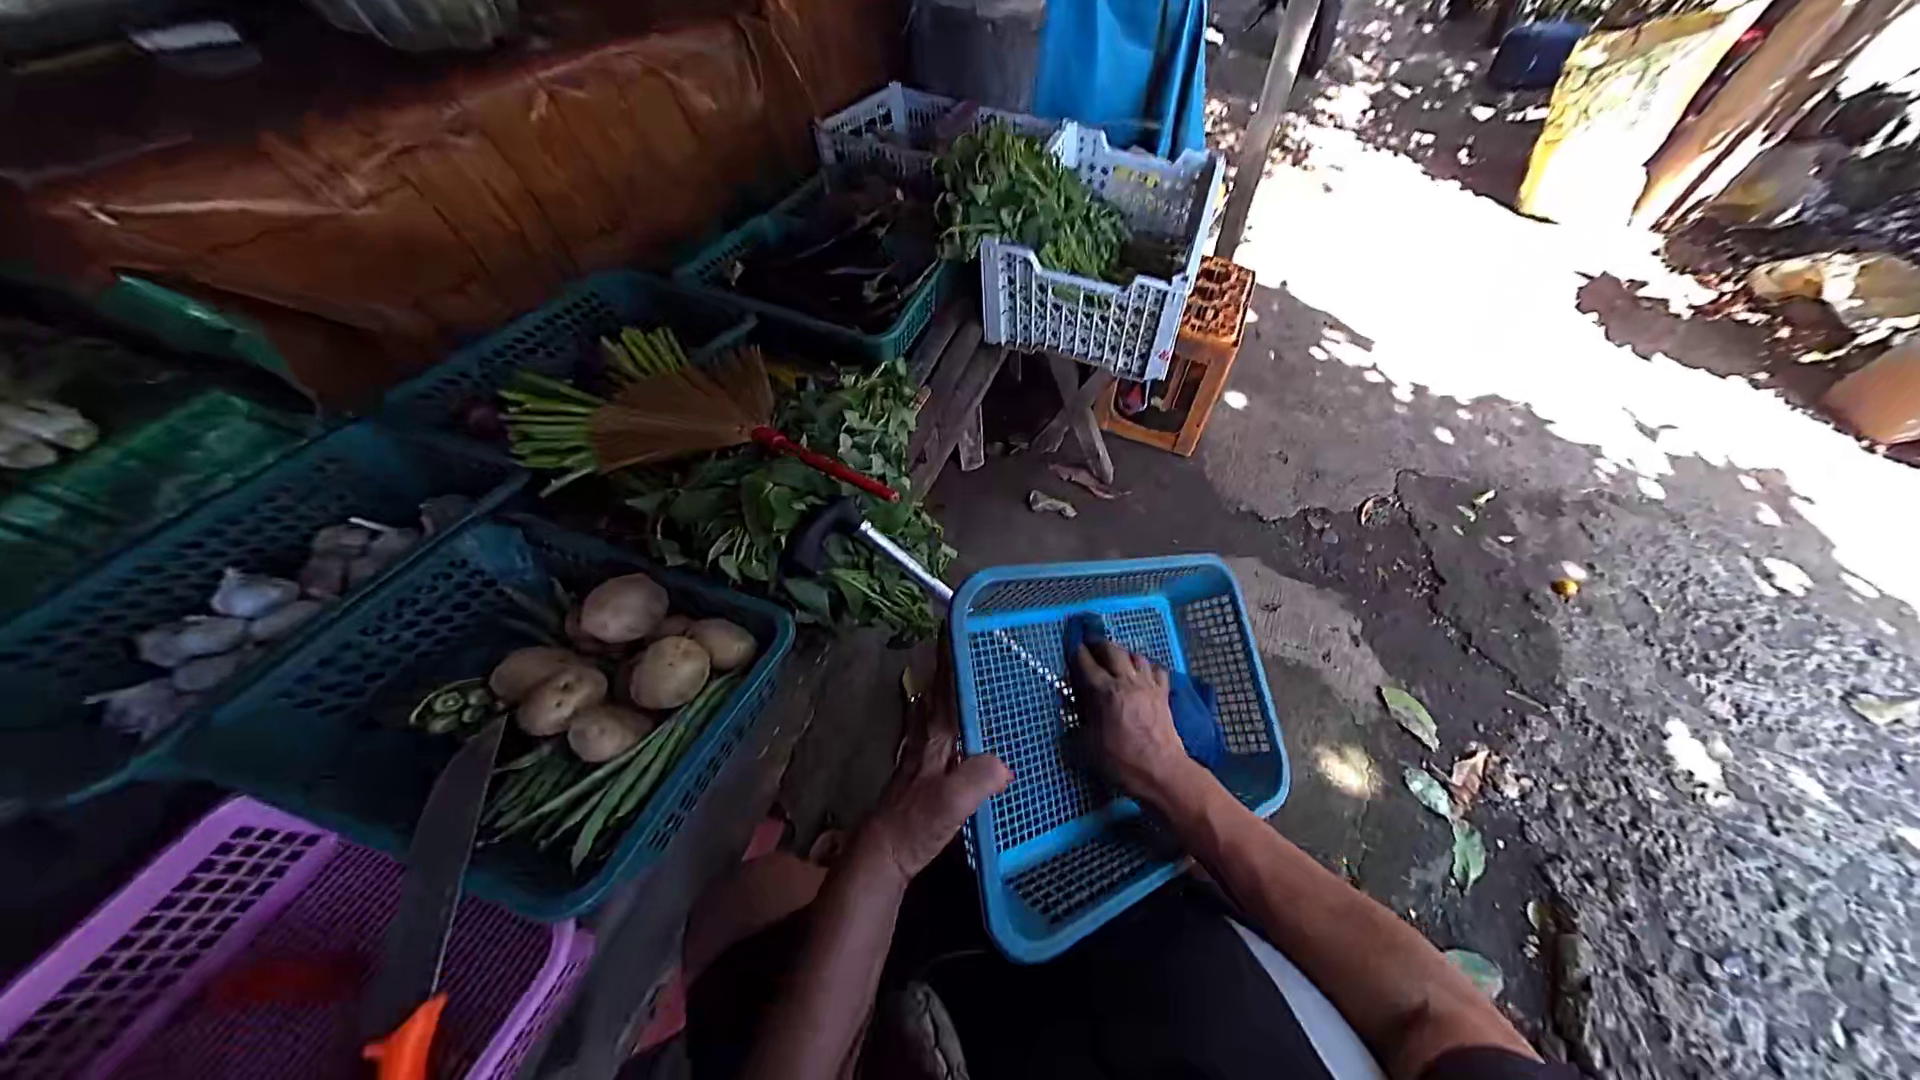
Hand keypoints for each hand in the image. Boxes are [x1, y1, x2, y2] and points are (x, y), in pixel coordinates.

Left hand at [857, 649, 1011, 884]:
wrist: (884, 854)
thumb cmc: (913, 826)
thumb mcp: (949, 805)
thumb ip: (975, 780)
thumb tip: (1005, 763)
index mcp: (935, 738)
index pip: (945, 688)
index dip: (949, 657)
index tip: (955, 625)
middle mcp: (928, 739)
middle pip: (940, 692)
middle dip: (951, 665)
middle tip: (970, 642)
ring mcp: (925, 754)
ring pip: (939, 709)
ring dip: (951, 687)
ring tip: (969, 671)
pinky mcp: (928, 772)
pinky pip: (945, 731)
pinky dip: (953, 715)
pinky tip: (964, 721)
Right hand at [1071, 641, 1197, 807]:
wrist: (1162, 772)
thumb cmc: (1121, 761)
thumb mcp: (1087, 746)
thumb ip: (1076, 724)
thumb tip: (1070, 713)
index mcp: (1104, 692)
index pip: (1086, 663)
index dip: (1076, 652)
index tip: (1072, 647)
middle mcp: (1126, 681)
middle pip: (1112, 650)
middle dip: (1099, 644)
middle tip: (1091, 645)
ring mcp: (1148, 685)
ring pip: (1135, 656)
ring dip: (1123, 653)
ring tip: (1115, 657)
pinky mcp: (1163, 694)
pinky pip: (1156, 670)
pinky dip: (1147, 667)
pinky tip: (1142, 674)